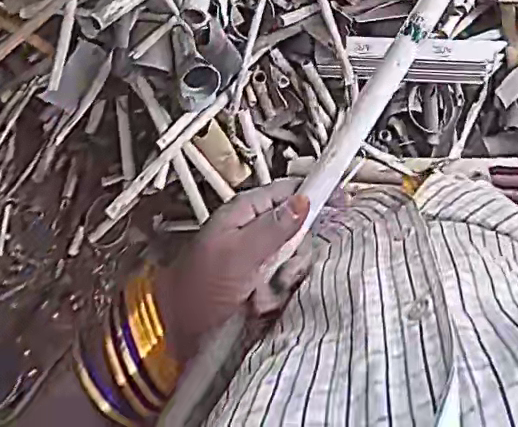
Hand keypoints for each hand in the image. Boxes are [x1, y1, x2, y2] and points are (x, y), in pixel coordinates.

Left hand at [154, 179, 308, 361]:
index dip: (316, 194)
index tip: (342, 201)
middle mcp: (253, 227)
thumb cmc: (198, 286)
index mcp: (246, 210)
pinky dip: (277, 296)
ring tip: (258, 295)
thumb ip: (274, 227)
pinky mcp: (258, 281)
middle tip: (277, 274)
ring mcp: (256, 255)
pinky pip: (284, 283)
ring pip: (293, 259)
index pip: (289, 191)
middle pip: (297, 230)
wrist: (175, 326)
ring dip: (282, 281)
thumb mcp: (240, 254)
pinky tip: (259, 306)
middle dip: (293, 255)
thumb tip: (304, 200)